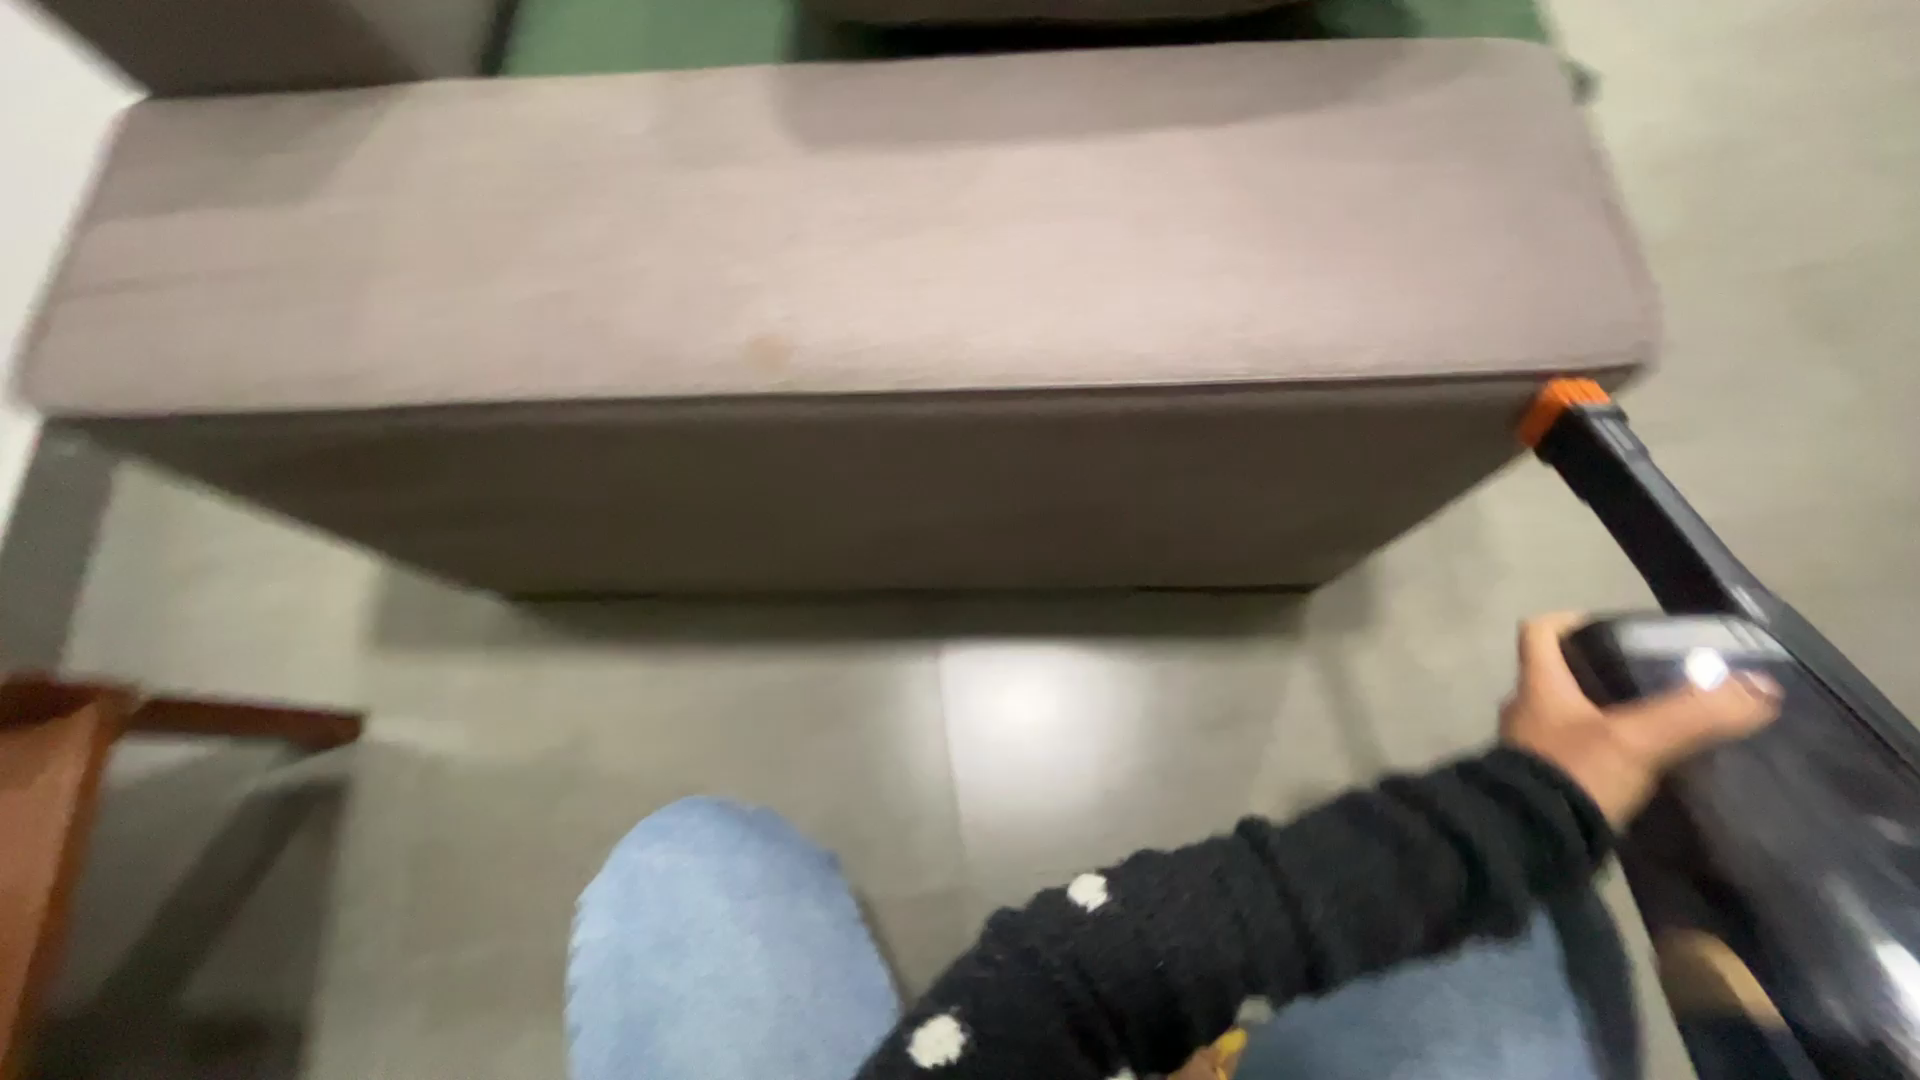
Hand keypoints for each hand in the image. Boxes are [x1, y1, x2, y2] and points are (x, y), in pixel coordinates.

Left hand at [1501, 613, 1781, 825]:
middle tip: (1657, 683)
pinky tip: (1643, 769)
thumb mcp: (1636, 740)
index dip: (1570, 621)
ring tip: (1660, 726)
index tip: (1614, 627)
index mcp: (1536, 686)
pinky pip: (1574, 753)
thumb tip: (1759, 688)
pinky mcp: (1542, 781)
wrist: (1528, 838)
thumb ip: (1694, 713)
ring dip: (1606, 718)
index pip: (1538, 632)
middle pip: (1559, 676)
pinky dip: (1604, 753)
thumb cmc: (1572, 774)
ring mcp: (1529, 747)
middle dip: (1602, 675)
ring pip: (1568, 717)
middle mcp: (1525, 709)